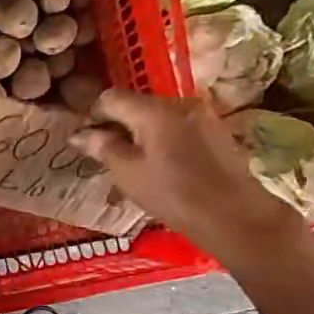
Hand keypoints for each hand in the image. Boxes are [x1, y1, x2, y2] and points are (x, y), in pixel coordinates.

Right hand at [70, 90, 302, 260]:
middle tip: (107, 156)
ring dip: (142, 134)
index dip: (93, 116)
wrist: (234, 215)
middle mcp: (179, 102)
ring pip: (160, 117)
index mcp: (153, 110)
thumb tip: (80, 134)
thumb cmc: (173, 195)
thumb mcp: (129, 174)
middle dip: (118, 125)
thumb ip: (103, 147)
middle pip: (138, 105)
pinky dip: (164, 140)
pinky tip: (163, 167)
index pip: (111, 98)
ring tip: (135, 165)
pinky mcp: (217, 131)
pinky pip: (180, 128)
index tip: (86, 140)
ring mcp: (202, 115)